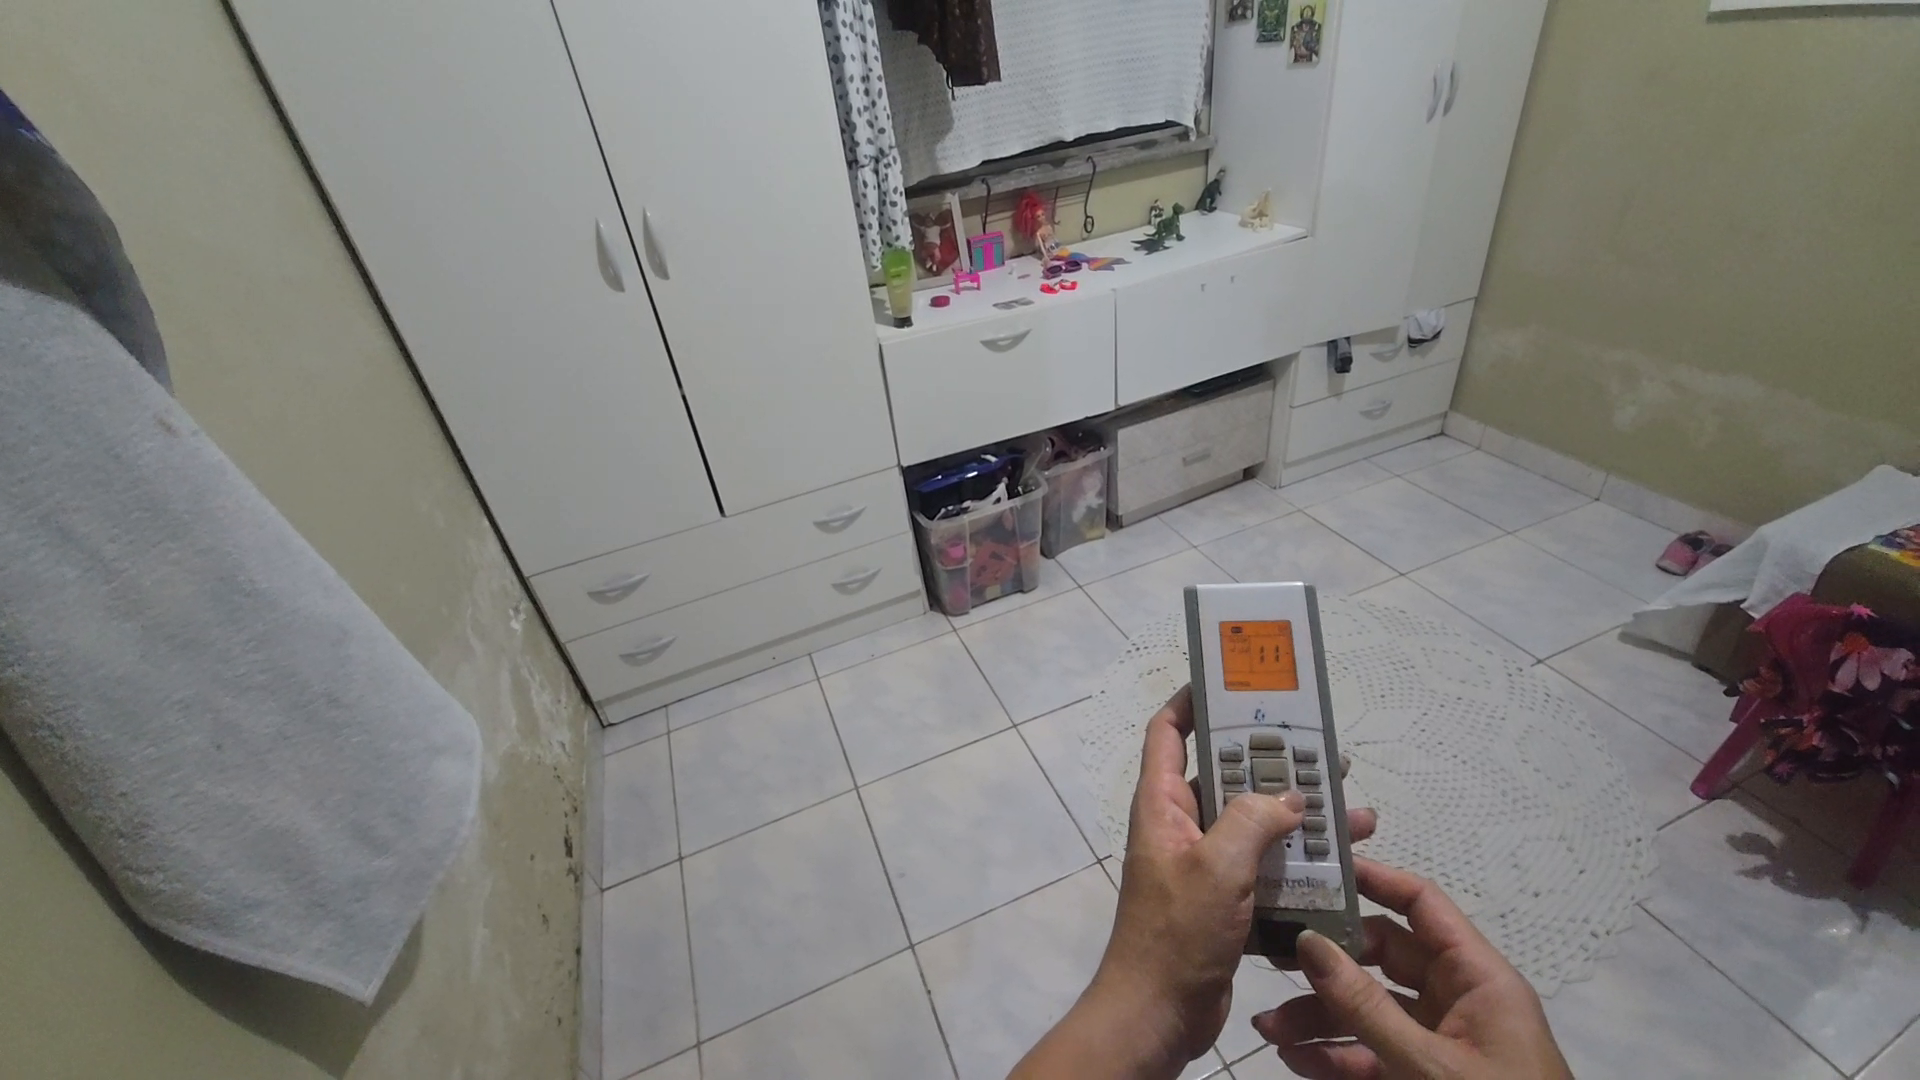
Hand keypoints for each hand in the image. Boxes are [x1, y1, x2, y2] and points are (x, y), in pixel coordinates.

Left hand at [1011, 686, 1376, 1078]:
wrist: (1160, 1010)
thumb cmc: (1177, 930)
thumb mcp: (1216, 867)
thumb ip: (1253, 822)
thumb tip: (1288, 795)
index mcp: (1162, 802)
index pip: (1167, 732)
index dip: (1191, 703)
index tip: (1230, 684)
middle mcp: (1181, 822)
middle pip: (1225, 775)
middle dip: (1272, 763)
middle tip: (1324, 753)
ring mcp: (1203, 861)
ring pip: (1253, 822)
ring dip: (1298, 815)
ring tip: (1354, 809)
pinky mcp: (1225, 896)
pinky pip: (1265, 864)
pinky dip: (1299, 860)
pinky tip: (1344, 864)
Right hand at [1250, 859, 1572, 1079]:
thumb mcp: (1429, 1066)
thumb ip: (1365, 1005)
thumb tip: (1306, 940)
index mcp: (1477, 979)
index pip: (1420, 903)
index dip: (1372, 878)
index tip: (1314, 867)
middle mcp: (1457, 1001)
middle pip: (1379, 957)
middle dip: (1323, 965)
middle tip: (1273, 960)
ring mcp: (1440, 1044)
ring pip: (1367, 1010)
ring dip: (1317, 1018)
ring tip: (1269, 1028)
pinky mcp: (1423, 1079)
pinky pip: (1371, 1055)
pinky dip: (1333, 1056)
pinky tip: (1294, 1059)